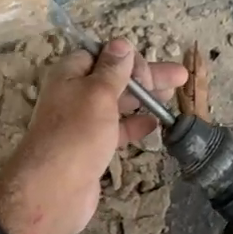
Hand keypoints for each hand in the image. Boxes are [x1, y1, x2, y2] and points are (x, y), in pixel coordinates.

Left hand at [0, 39, 188, 233]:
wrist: (53, 190)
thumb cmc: (76, 133)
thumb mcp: (97, 94)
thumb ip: (112, 70)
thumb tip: (121, 43)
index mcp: (70, 73)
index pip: (102, 54)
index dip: (126, 57)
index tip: (145, 74)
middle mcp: (75, 92)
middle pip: (114, 77)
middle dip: (146, 76)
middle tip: (179, 76)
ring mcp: (83, 121)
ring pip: (118, 102)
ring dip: (144, 98)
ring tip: (172, 96)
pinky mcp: (91, 146)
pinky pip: (116, 128)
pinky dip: (135, 124)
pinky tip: (154, 124)